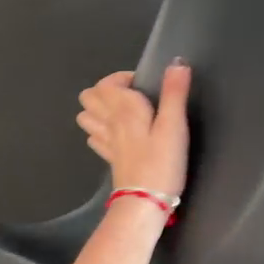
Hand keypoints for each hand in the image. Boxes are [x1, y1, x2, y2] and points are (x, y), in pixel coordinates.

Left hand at [77, 61, 191, 197]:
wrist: (144, 202)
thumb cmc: (162, 162)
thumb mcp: (174, 125)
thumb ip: (175, 92)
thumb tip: (177, 62)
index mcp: (124, 109)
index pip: (107, 83)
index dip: (123, 78)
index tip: (144, 86)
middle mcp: (109, 122)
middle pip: (89, 97)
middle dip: (106, 91)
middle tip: (132, 97)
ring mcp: (106, 142)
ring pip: (87, 116)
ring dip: (99, 110)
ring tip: (122, 113)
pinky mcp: (110, 159)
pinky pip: (94, 138)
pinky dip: (101, 131)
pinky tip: (117, 136)